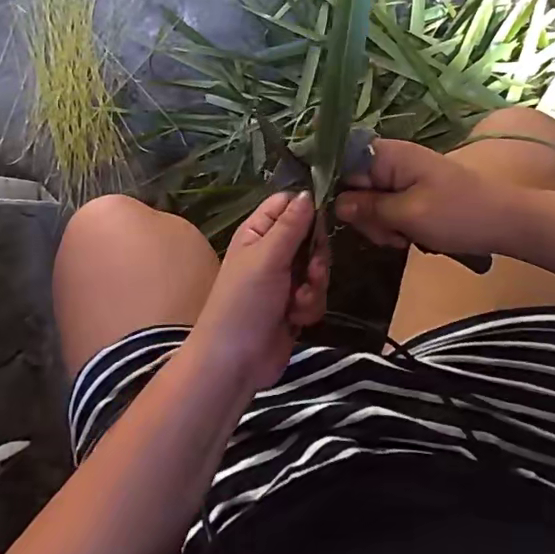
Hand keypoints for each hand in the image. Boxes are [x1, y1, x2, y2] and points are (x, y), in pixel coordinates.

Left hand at [188, 191, 328, 392]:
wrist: (235, 361)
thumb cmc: (244, 302)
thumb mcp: (267, 257)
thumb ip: (291, 225)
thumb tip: (309, 192)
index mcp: (257, 232)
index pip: (288, 204)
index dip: (306, 211)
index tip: (319, 224)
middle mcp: (271, 251)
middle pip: (310, 237)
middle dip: (315, 257)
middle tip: (310, 272)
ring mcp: (284, 280)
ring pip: (317, 268)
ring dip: (313, 286)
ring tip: (298, 302)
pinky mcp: (294, 306)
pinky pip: (316, 294)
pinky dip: (310, 307)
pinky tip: (296, 320)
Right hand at [333, 138, 521, 258]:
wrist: (506, 223)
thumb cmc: (458, 214)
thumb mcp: (408, 215)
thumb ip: (369, 208)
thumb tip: (336, 203)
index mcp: (389, 154)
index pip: (343, 165)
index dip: (341, 192)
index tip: (353, 218)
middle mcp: (392, 159)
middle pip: (355, 187)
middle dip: (367, 215)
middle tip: (391, 234)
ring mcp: (404, 176)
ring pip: (372, 202)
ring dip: (383, 225)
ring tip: (405, 238)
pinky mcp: (414, 192)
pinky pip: (390, 208)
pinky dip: (396, 226)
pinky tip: (412, 238)